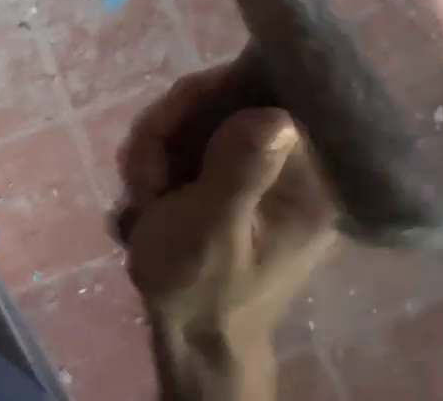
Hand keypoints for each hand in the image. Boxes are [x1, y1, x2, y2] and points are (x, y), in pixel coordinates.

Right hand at [120, 68, 337, 354]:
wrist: (189, 342)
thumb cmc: (201, 286)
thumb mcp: (213, 226)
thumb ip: (241, 168)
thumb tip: (276, 112)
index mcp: (304, 184)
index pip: (257, 103)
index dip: (201, 100)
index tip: (156, 127)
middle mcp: (286, 175)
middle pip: (216, 111)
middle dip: (162, 137)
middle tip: (139, 178)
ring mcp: (254, 182)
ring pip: (190, 130)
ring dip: (149, 157)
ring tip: (139, 199)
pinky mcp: (226, 190)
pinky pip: (182, 153)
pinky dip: (152, 171)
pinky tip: (143, 204)